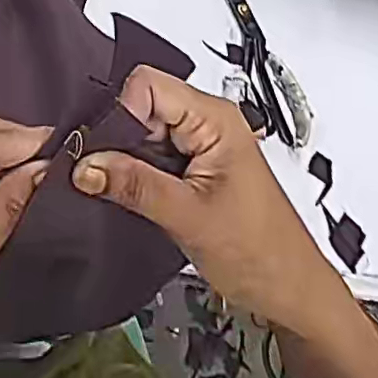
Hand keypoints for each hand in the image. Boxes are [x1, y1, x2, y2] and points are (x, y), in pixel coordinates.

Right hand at [73, 67, 377, 377]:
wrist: (291, 293)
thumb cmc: (264, 255)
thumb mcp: (189, 218)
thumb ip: (133, 185)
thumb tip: (85, 164)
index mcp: (215, 118)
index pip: (146, 84)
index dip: (120, 114)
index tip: (105, 151)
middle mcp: (207, 119)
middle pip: (140, 102)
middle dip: (119, 137)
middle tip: (111, 175)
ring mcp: (200, 138)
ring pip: (141, 126)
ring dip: (128, 157)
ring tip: (130, 189)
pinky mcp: (192, 159)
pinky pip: (149, 147)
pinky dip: (136, 169)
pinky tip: (139, 192)